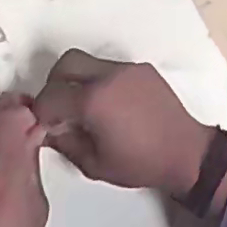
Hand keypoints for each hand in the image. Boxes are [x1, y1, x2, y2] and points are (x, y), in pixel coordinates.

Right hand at [30, 50, 212, 196]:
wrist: (185, 152)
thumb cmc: (139, 163)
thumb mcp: (94, 164)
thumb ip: (65, 143)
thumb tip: (48, 129)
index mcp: (93, 100)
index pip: (51, 95)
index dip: (40, 110)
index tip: (44, 123)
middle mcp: (108, 75)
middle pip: (65, 64)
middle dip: (55, 84)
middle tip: (59, 108)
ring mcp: (127, 68)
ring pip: (88, 62)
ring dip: (79, 80)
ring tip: (86, 107)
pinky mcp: (141, 68)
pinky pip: (111, 67)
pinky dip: (102, 81)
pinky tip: (111, 105)